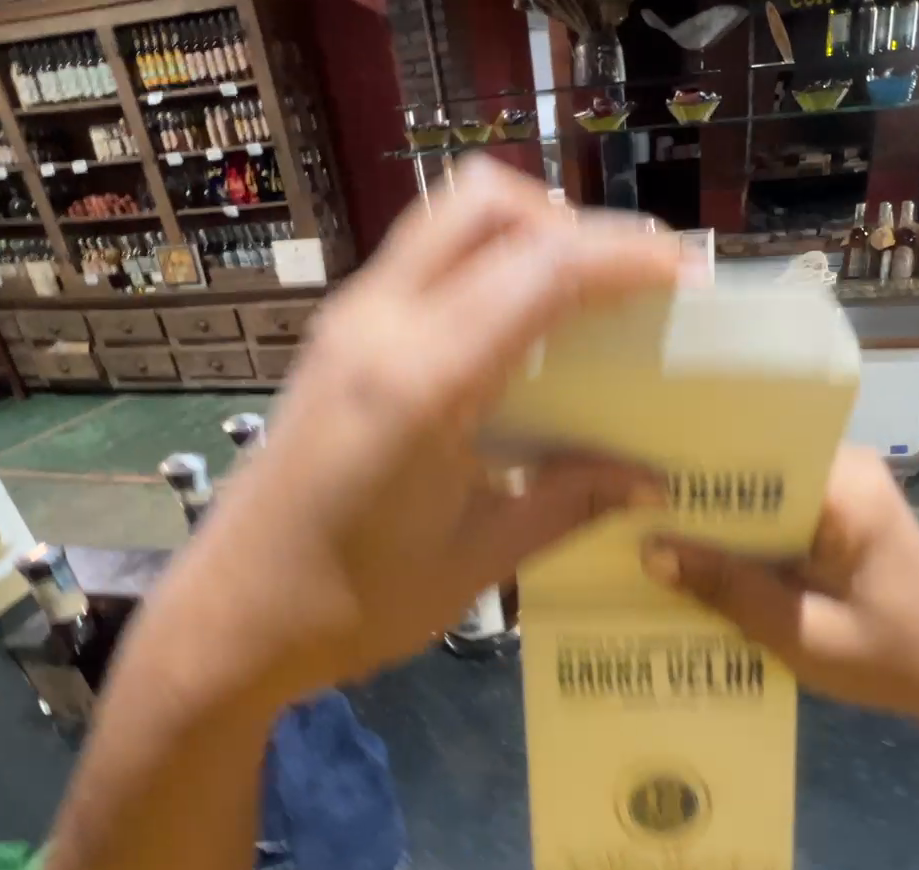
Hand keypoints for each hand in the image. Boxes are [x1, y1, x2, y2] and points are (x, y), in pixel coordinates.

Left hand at [119, 159, 678, 712]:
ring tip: (587, 300)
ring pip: (450, 220)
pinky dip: (488, 265)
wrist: (233, 616)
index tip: (686, 275)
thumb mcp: (478, 560)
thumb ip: (570, 501)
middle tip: (632, 285)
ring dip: (528, 236)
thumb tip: (652, 480)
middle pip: (487, 204)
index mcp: (422, 385)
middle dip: (575, 225)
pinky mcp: (337, 338)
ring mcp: (349, 322)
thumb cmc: (354, 606)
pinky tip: (521, 332)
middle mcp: (379, 325)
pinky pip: (426, 262)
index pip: (540, 272)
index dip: (624, 260)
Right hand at [641, 446, 918, 724]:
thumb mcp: (802, 632)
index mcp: (845, 484)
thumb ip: (729, 589)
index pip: (753, 454)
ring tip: (651, 533)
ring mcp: (845, 491)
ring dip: (717, 520)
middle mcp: (847, 470)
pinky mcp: (840, 516)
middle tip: (630, 515)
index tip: (636, 490)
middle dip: (698, 498)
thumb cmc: (890, 657)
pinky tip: (701, 556)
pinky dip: (743, 537)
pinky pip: (777, 515)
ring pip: (761, 494)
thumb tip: (650, 552)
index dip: (694, 473)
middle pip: (754, 470)